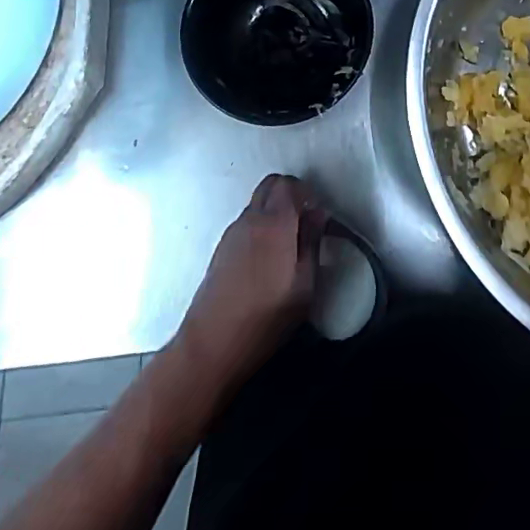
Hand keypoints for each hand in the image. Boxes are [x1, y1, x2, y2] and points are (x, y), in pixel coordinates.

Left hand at [175, 173, 325, 381]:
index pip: (287, 184)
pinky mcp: (220, 249)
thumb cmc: (266, 317)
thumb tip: (318, 213)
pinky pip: (246, 224)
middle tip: (305, 221)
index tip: (316, 213)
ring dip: (274, 212)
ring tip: (288, 246)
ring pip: (256, 205)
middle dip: (290, 194)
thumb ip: (312, 242)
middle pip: (269, 186)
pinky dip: (260, 227)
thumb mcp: (304, 285)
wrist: (211, 344)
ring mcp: (231, 234)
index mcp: (273, 223)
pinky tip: (267, 260)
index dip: (306, 192)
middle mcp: (249, 220)